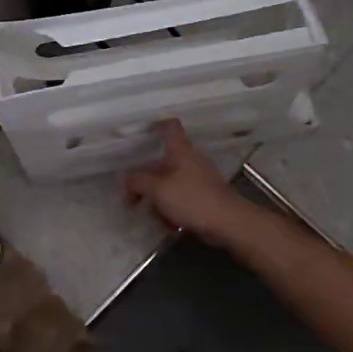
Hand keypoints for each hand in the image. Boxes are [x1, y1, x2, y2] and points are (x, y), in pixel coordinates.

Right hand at [121, 120, 267, 248]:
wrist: (229, 223)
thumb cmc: (192, 199)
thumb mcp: (158, 190)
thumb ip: (137, 182)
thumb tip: (123, 178)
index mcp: (180, 152)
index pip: (169, 127)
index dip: (155, 125)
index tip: (141, 131)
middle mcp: (190, 162)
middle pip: (161, 164)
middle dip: (144, 181)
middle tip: (131, 199)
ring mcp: (198, 180)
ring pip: (169, 185)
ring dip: (157, 200)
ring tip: (153, 217)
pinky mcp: (204, 198)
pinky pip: (180, 199)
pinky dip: (172, 210)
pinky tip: (170, 226)